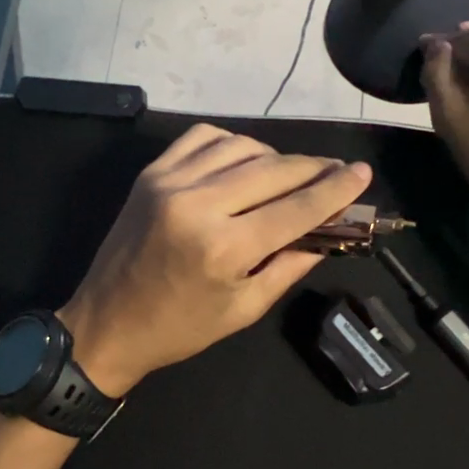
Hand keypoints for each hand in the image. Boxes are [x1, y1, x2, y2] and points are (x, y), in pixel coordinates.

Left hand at [57, 124, 371, 396]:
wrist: (107, 324)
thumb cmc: (179, 329)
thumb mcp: (243, 309)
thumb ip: (288, 267)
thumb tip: (327, 234)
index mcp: (224, 248)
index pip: (296, 207)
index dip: (335, 189)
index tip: (362, 174)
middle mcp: (199, 204)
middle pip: (274, 170)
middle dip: (313, 168)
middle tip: (337, 172)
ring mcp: (170, 182)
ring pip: (241, 147)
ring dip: (275, 157)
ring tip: (292, 174)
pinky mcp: (151, 173)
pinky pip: (203, 138)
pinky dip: (232, 143)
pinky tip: (246, 160)